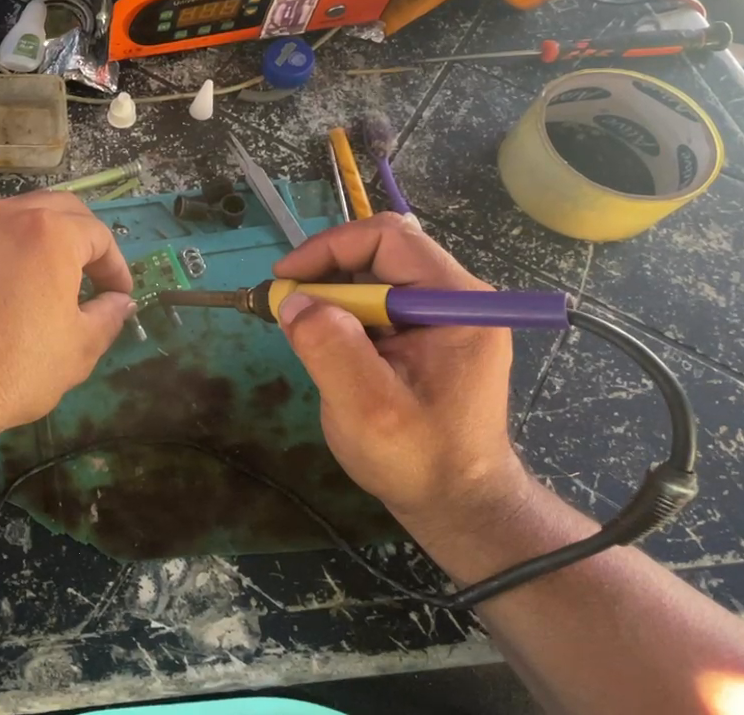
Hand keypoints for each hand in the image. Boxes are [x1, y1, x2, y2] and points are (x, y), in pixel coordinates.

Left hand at [0, 192, 137, 451]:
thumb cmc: (16, 368)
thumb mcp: (79, 347)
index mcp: (48, 232)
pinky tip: (7, 289)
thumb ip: (108, 315)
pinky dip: (7, 251)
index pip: (97, 235)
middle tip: (93, 276)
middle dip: (84, 238)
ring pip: (18, 217)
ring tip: (52, 279)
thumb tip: (119, 302)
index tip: (120, 294)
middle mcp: (6, 217)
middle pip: (58, 209)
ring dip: (44, 238)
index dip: (115, 265)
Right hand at [273, 213, 531, 539]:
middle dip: (325, 272)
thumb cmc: (418, 459)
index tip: (286, 281)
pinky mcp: (425, 333)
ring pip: (372, 274)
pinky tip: (326, 344)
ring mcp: (441, 315)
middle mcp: (454, 298)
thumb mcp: (367, 408)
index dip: (329, 249)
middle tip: (289, 307)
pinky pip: (374, 301)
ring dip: (330, 294)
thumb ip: (331, 348)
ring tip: (304, 331)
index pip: (387, 239)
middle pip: (379, 250)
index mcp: (456, 304)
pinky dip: (340, 312)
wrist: (457, 504)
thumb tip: (294, 302)